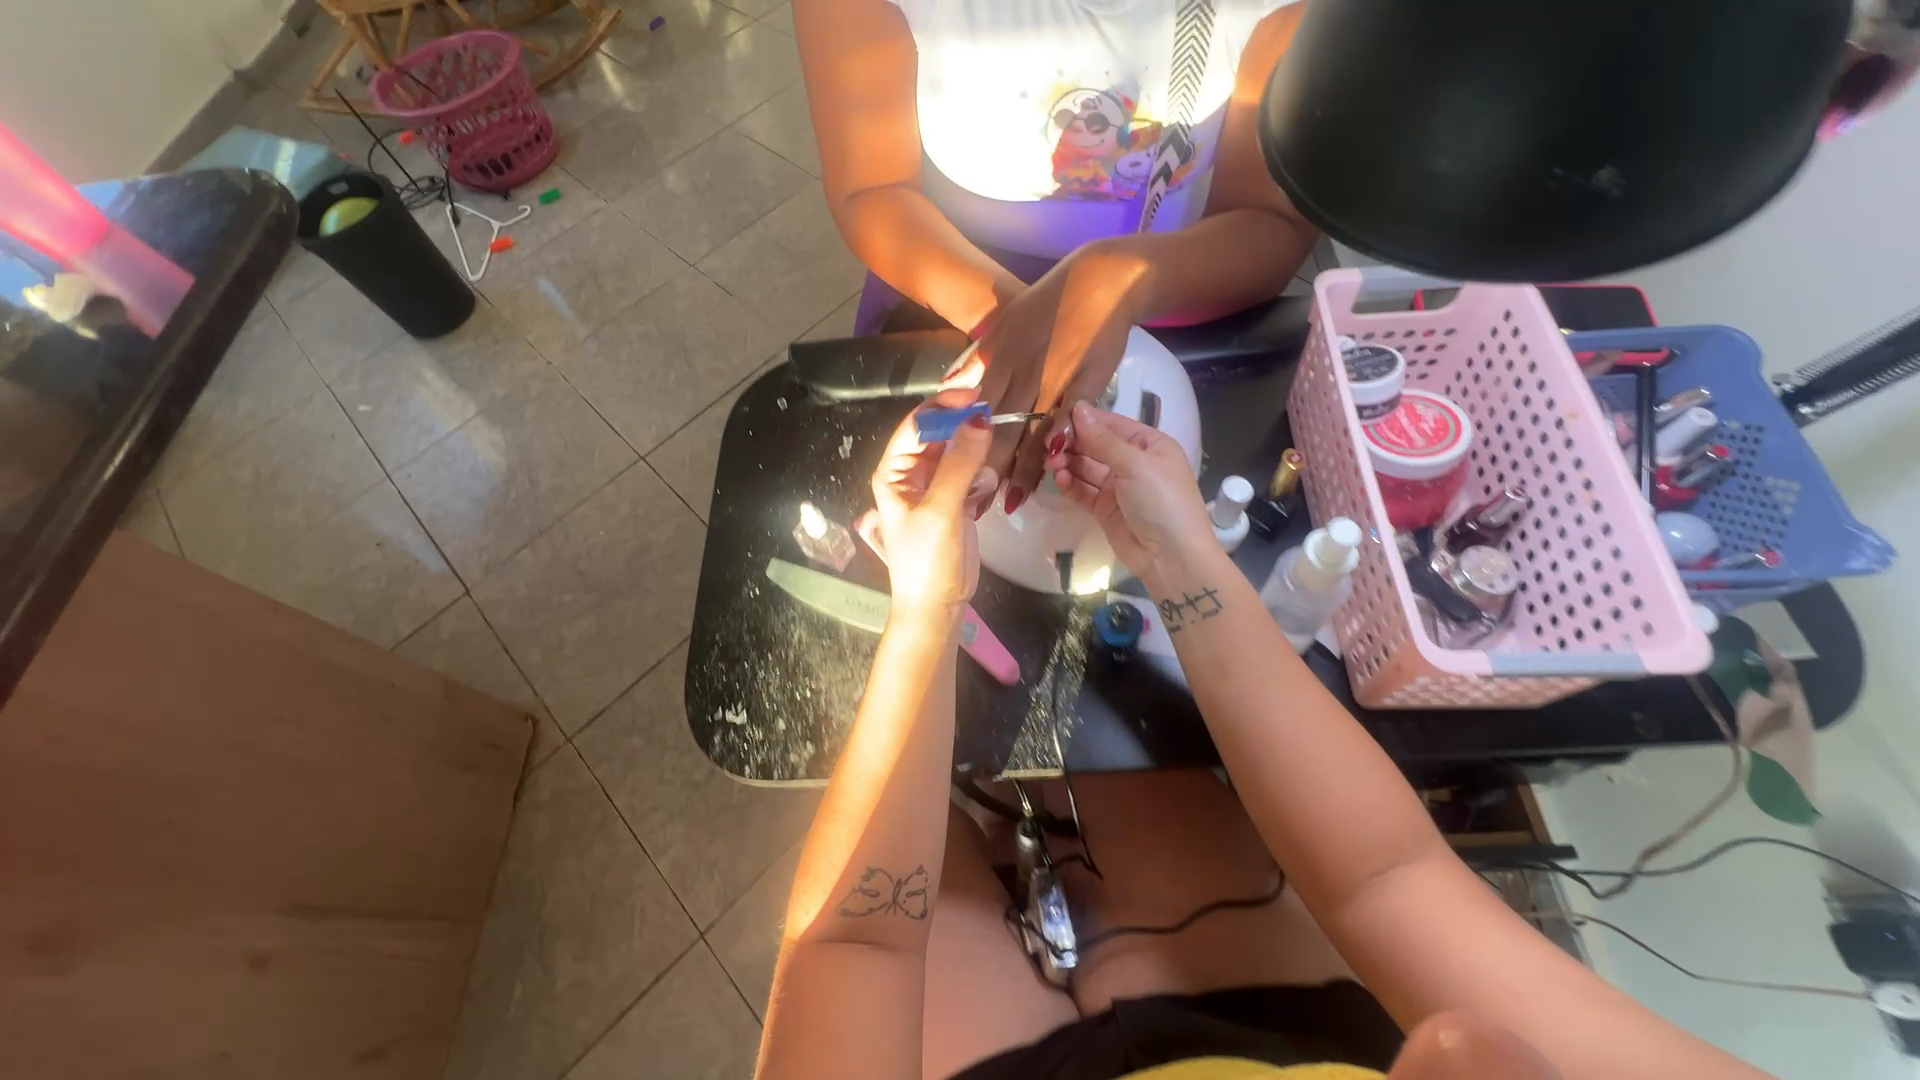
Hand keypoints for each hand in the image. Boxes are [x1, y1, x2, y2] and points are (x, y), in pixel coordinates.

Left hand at [863, 389, 997, 621]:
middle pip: (939, 431)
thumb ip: (959, 464)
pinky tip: (983, 496)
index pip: (918, 424)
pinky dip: (981, 476)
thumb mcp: (941, 511)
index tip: (976, 391)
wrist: (937, 606)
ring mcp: (935, 485)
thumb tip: (980, 418)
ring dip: (975, 452)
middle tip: (990, 402)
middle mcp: (912, 473)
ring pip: (959, 448)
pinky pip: (972, 470)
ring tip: (982, 472)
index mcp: (894, 471)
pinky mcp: (956, 499)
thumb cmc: (927, 561)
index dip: (944, 405)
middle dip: (963, 420)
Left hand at [947, 241, 1148, 514]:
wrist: (1102, 280)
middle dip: (983, 471)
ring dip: (1018, 471)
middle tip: (973, 506)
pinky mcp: (1084, 385)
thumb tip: (950, 386)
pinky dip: (1054, 447)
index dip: (960, 444)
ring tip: (1007, 503)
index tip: (948, 475)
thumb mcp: (1006, 322)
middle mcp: (1021, 374)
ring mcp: (1053, 381)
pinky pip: (1065, 422)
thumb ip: (979, 358)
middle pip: (997, 430)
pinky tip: (1047, 472)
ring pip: (1029, 433)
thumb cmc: (1051, 301)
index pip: (973, 410)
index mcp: (999, 360)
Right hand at [1044, 400, 1213, 584]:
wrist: (1172, 557)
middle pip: (1095, 444)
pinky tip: (1060, 479)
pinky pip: (1083, 490)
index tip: (1056, 419)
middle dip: (1072, 443)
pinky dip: (1070, 484)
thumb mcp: (1135, 464)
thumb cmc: (1162, 501)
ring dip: (1068, 462)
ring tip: (1052, 463)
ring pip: (1086, 467)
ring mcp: (1118, 487)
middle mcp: (1133, 462)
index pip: (1112, 424)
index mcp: (1150, 444)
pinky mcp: (1105, 509)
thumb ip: (1103, 439)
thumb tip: (1078, 408)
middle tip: (1048, 445)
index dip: (1085, 421)